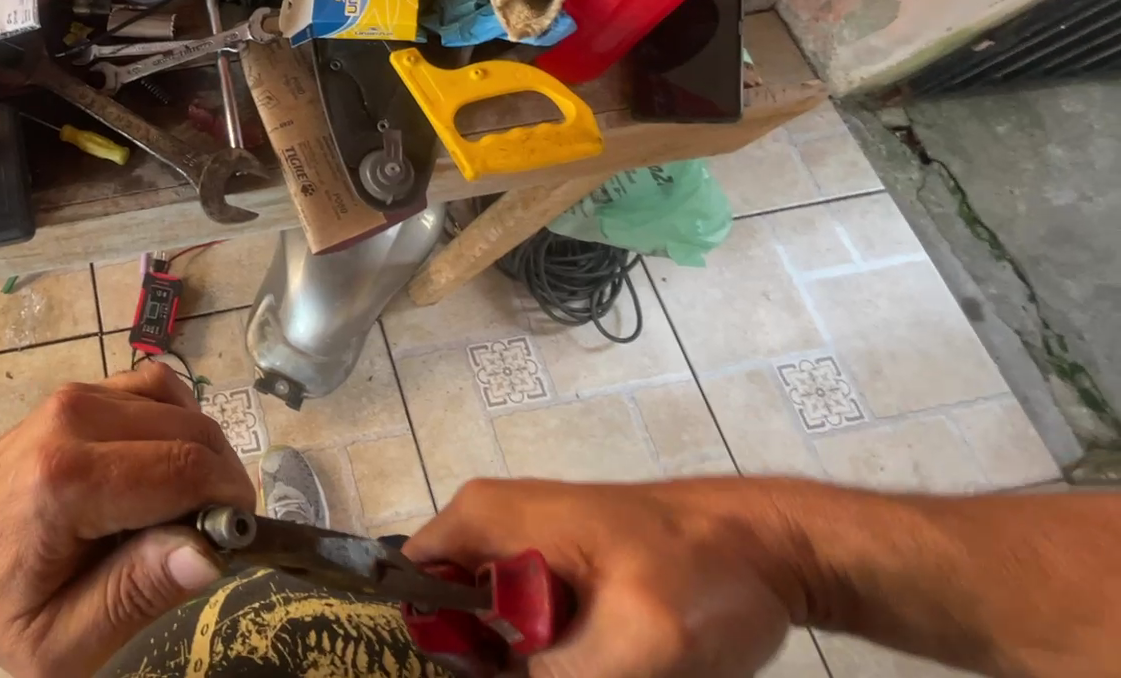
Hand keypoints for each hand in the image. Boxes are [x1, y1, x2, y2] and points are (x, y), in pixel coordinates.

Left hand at [0, 361, 255, 676]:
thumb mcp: (60, 642)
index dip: (229, 502)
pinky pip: (151, 387)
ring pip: (177, 403)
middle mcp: (73, 420)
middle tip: (215, 533)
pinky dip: (177, 418)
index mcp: (67, 481)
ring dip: (202, 448)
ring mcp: (73, 396)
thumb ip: (135, 596)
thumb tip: (210, 552)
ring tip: (191, 502)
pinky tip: (167, 460)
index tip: (238, 542)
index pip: (185, 470)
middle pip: (190, 431)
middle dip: (222, 479)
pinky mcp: (75, 391)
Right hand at [403, 479, 803, 677]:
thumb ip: (562, 677)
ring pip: (488, 620)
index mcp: (484, 518)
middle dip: (484, 661)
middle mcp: (489, 521)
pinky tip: (595, 670)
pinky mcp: (551, 563)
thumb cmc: (699, 575)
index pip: (413, 578)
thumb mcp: (640, 640)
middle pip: (450, 608)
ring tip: (588, 671)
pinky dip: (545, 657)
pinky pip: (522, 619)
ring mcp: (521, 540)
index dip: (433, 641)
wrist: (768, 546)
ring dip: (521, 665)